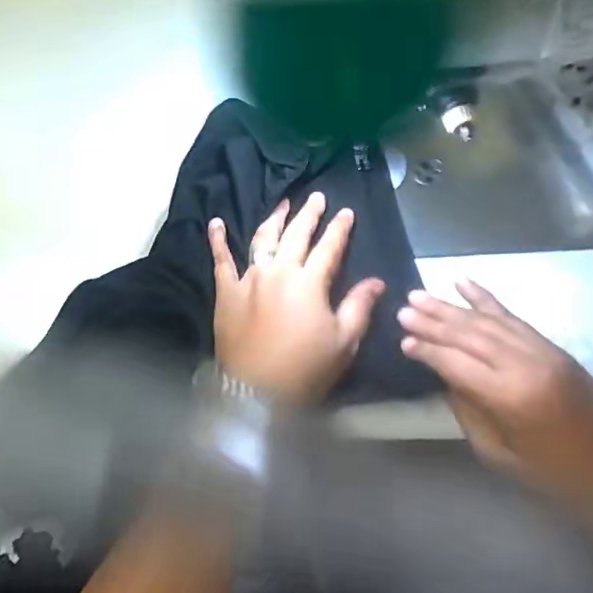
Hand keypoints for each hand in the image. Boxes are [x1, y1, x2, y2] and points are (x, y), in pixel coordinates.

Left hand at [210, 193, 386, 404]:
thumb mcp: (343, 341)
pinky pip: (221, 260)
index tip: (346, 211)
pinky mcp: (226, 292)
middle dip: (309, 214)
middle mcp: (279, 270)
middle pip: (296, 235)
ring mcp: (249, 278)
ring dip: (274, 218)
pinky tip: (215, 222)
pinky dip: (217, 240)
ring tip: (283, 203)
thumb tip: (377, 281)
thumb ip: (359, 306)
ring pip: (262, 238)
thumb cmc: (306, 369)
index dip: (339, 228)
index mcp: (309, 281)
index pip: (329, 247)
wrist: (255, 396)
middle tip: (317, 197)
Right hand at [399, 281, 592, 521]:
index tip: (402, 339)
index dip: (428, 350)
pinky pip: (513, 316)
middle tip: (404, 308)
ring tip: (421, 295)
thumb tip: (445, 374)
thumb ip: (469, 411)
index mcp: (510, 397)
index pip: (457, 363)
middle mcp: (524, 364)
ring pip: (487, 320)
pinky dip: (486, 299)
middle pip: (469, 334)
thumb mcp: (501, 454)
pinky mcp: (550, 345)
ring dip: (452, 306)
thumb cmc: (555, 475)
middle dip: (434, 321)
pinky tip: (465, 284)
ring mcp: (540, 349)